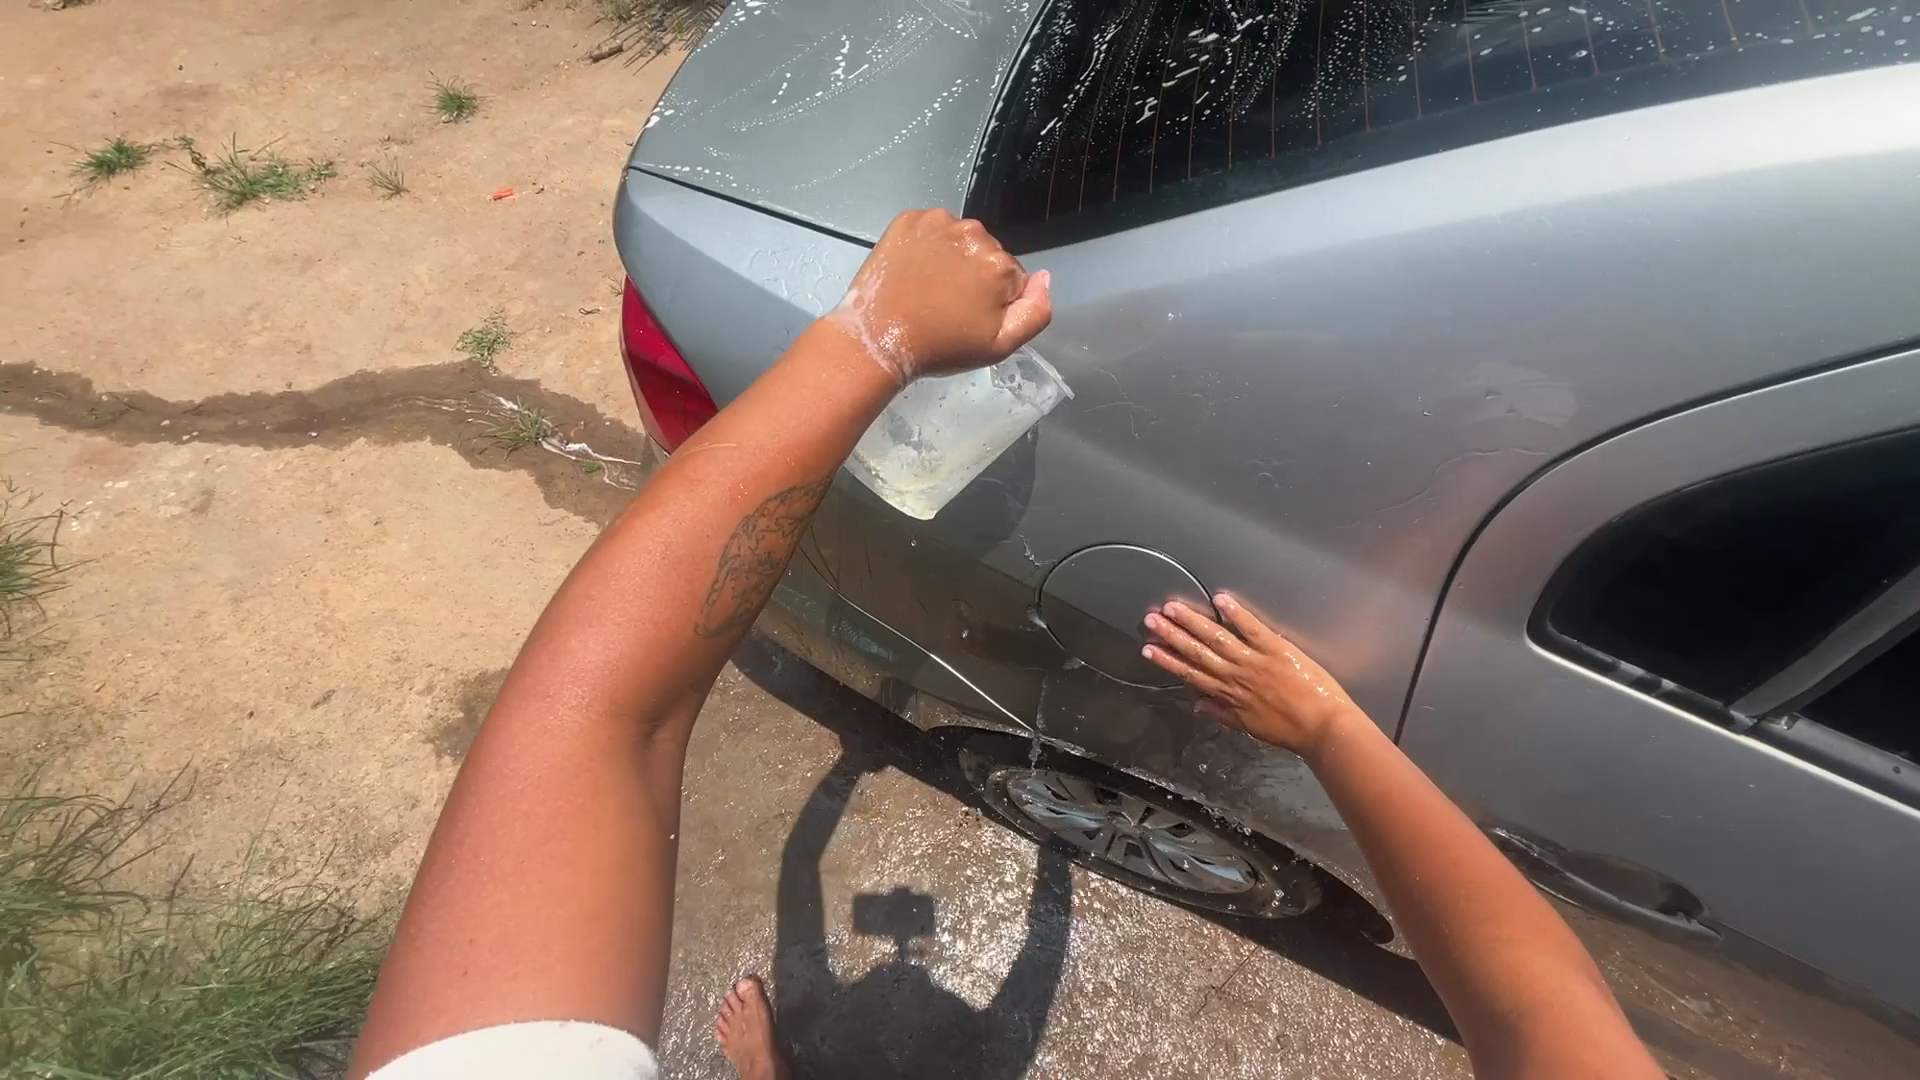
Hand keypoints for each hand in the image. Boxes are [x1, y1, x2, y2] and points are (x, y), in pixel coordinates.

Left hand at [830, 208, 1051, 383]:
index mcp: (1000, 264)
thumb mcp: (999, 346)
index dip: (996, 304)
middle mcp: (974, 233)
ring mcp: (939, 222)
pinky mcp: (909, 220)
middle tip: (948, 308)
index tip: (971, 319)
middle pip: (988, 256)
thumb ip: (1035, 313)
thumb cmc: (940, 347)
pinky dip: (927, 247)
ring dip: (952, 261)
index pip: (1014, 280)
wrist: (878, 338)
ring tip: (930, 291)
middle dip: (975, 279)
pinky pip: (931, 230)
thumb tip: (1045, 278)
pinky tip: (915, 273)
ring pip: (961, 242)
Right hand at [1142, 593, 1361, 758]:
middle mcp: (1235, 675)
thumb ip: (1222, 714)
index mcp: (1228, 694)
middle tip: (1151, 620)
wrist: (1324, 728)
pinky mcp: (1276, 649)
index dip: (1168, 660)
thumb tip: (1197, 704)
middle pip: (1196, 651)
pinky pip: (1252, 628)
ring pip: (1216, 637)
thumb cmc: (1289, 731)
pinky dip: (1236, 614)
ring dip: (1193, 621)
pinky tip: (1220, 599)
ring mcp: (1254, 660)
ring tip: (1172, 607)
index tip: (1148, 648)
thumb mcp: (1250, 728)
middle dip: (1171, 635)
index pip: (1191, 673)